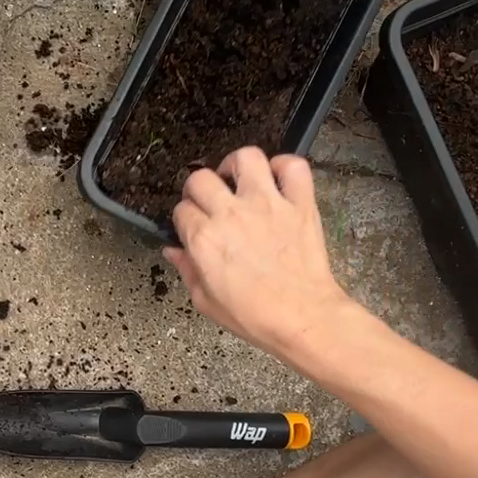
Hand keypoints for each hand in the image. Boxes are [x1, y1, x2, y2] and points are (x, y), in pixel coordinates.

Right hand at [165, 148, 353, 357]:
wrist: (302, 319)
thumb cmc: (256, 316)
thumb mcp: (206, 301)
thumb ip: (186, 270)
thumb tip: (174, 252)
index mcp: (204, 240)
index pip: (181, 211)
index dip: (184, 219)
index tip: (191, 227)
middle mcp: (232, 215)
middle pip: (200, 178)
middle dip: (197, 188)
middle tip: (206, 200)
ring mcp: (268, 205)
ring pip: (245, 158)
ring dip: (235, 165)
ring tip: (235, 178)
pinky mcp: (299, 205)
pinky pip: (293, 167)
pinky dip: (284, 166)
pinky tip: (275, 179)